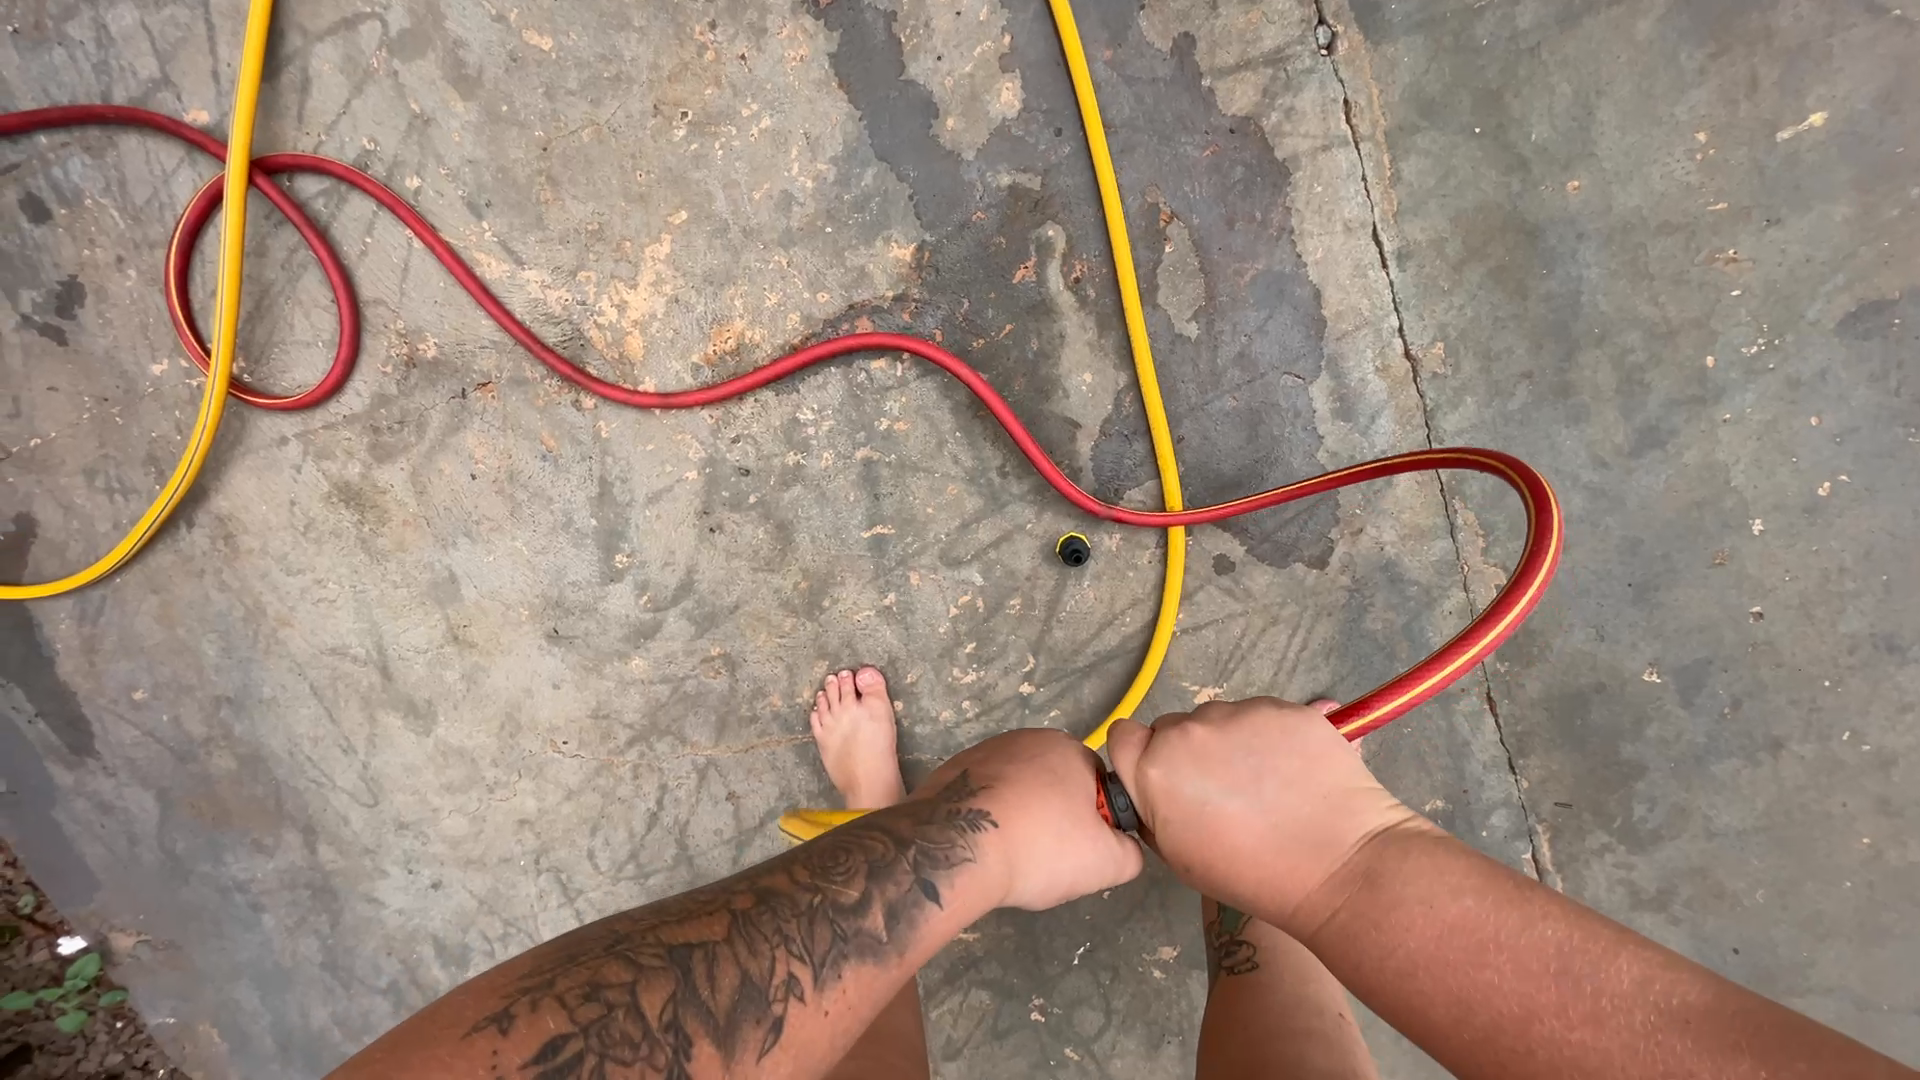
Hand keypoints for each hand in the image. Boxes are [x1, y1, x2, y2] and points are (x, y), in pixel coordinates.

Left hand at [916, 728, 1143, 910]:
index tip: (1080, 847)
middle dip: (1054, 813)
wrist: (957, 848)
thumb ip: (1130, 851)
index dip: (1094, 818)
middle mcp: (1026, 738)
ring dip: (1020, 813)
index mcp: (1068, 748)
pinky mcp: (952, 769)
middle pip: (1054, 781)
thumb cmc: (1039, 847)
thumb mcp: (1106, 863)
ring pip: (1017, 787)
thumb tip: (1125, 846)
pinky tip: (984, 844)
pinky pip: (984, 794)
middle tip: (1047, 854)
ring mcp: (984, 750)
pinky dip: (988, 815)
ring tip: (1012, 852)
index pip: (1096, 781)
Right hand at [1106, 698, 1427, 937]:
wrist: (1339, 867)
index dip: (1141, 753)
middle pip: (1173, 727)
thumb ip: (1153, 806)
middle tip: (1224, 788)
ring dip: (1232, 740)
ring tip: (1267, 782)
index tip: (1167, 775)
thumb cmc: (1251, 874)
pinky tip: (1293, 771)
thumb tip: (1155, 784)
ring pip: (1219, 718)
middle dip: (1190, 750)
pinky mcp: (1282, 708)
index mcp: (1154, 768)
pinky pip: (1262, 714)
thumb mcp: (1177, 854)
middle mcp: (1188, 731)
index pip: (1123, 735)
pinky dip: (1272, 735)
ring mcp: (1238, 714)